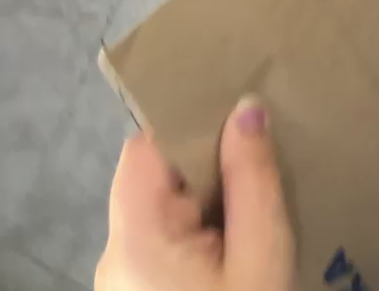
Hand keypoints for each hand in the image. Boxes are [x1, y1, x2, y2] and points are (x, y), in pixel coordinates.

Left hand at [96, 96, 294, 290]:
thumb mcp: (262, 253)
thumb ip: (252, 178)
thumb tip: (244, 107)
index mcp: (136, 240)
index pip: (143, 151)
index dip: (186, 121)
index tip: (237, 105)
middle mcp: (113, 258)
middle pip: (154, 179)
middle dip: (209, 161)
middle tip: (265, 153)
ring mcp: (119, 284)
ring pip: (163, 211)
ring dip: (209, 196)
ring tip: (260, 195)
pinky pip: (164, 242)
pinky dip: (201, 228)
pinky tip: (240, 240)